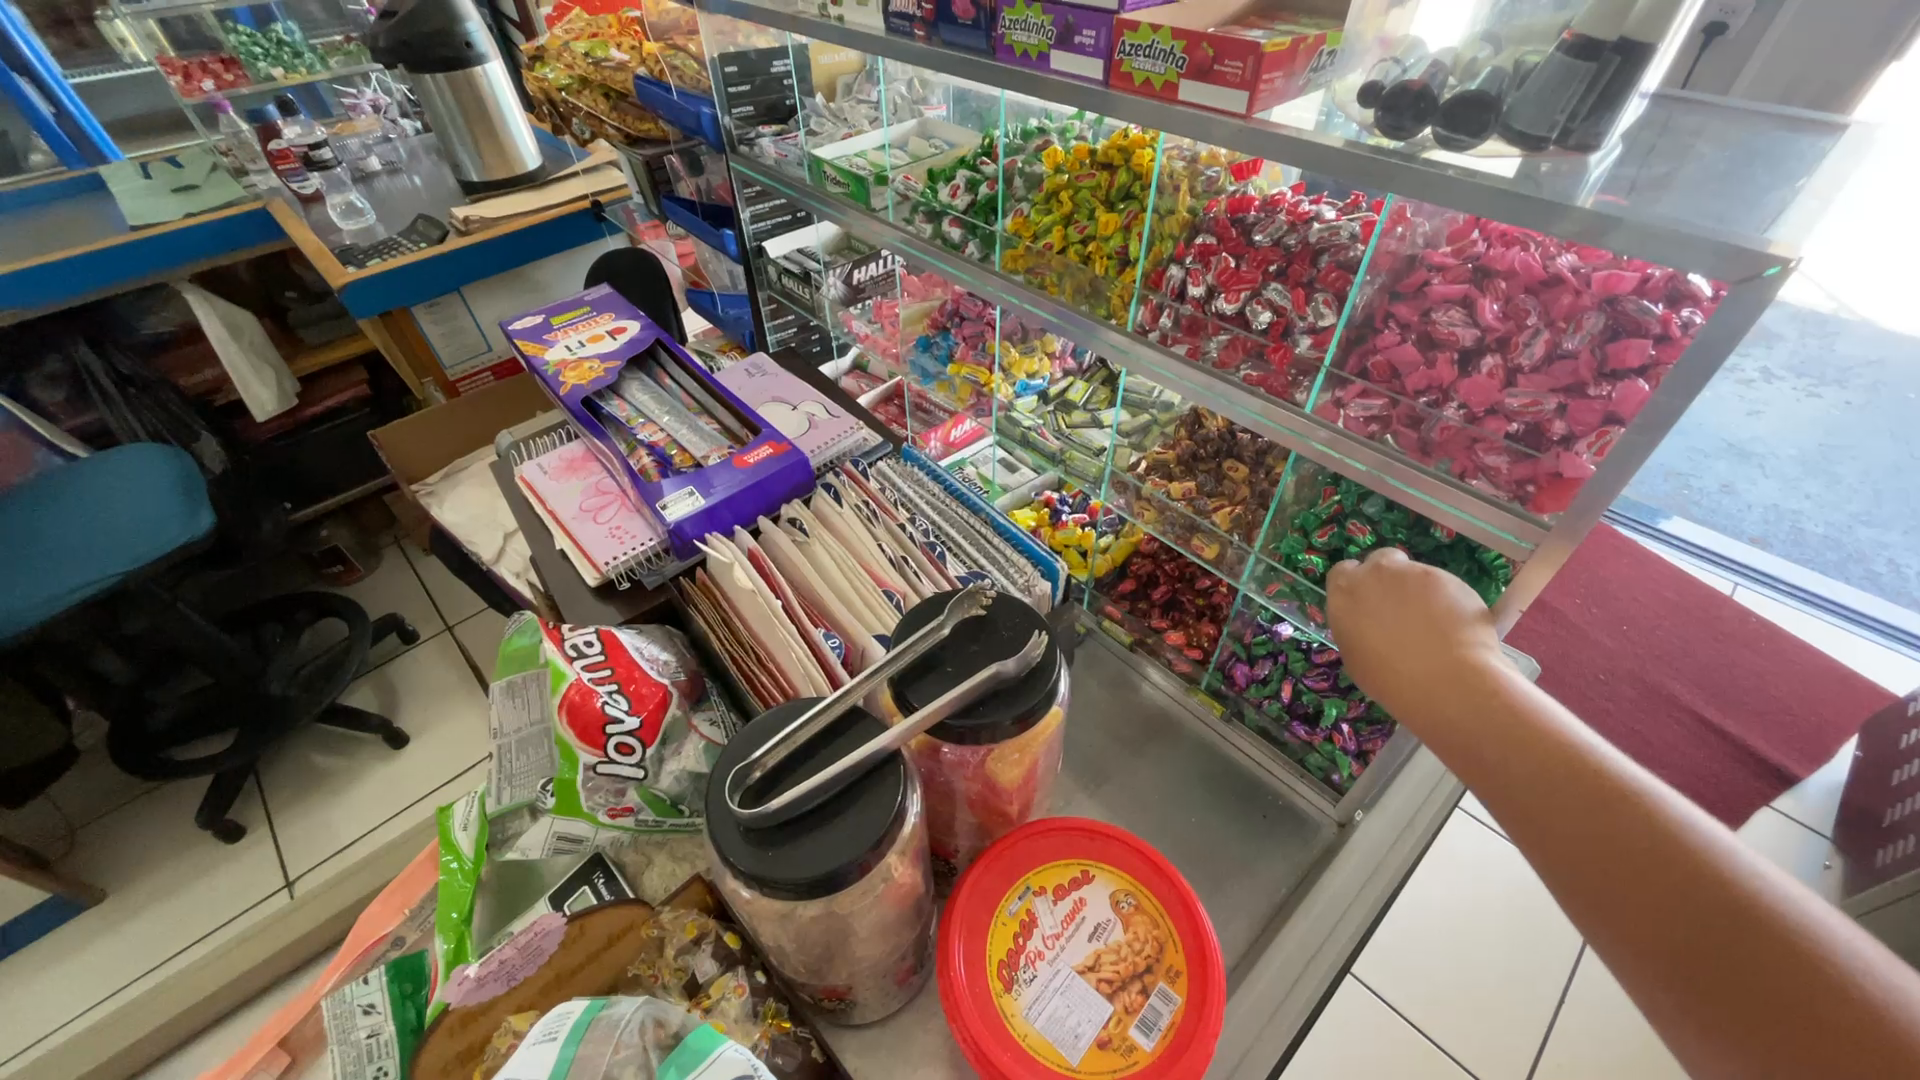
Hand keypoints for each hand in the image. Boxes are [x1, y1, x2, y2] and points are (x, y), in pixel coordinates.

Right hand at [1326, 548, 1504, 721]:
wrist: (1444, 681)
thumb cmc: (1388, 678)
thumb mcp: (1354, 653)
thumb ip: (1355, 625)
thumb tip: (1368, 622)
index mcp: (1344, 592)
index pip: (1343, 571)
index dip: (1356, 585)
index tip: (1366, 603)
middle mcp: (1376, 573)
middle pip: (1381, 561)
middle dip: (1390, 578)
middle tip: (1400, 608)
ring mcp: (1414, 572)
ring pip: (1415, 572)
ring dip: (1419, 590)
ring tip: (1434, 623)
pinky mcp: (1450, 578)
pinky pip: (1445, 584)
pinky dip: (1448, 599)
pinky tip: (1455, 626)